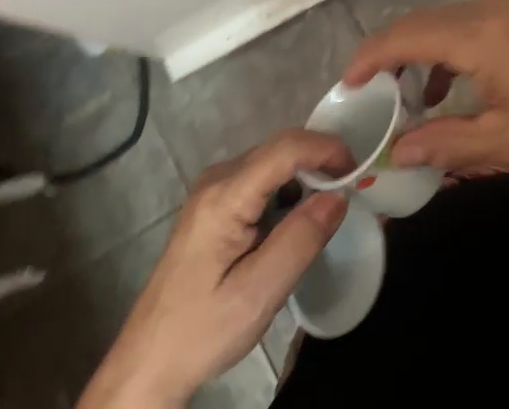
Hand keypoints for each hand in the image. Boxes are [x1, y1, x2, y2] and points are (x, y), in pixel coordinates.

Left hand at [79, 130, 353, 408]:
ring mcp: (211, 193)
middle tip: (354, 189)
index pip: (285, 148)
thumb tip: (339, 195)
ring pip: (271, 162)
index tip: (359, 171)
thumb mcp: (259, 291)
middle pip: (279, 148)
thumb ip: (301, 238)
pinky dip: (288, 189)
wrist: (149, 361)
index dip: (327, 149)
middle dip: (321, 160)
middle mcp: (215, 181)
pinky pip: (259, 180)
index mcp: (224, 197)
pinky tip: (298, 219)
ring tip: (332, 205)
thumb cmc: (203, 329)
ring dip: (305, 174)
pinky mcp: (212, 208)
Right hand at [342, 0, 508, 170]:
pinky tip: (448, 89)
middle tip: (366, 95)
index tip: (345, 84)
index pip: (401, 37)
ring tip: (402, 97)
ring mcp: (502, 10)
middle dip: (386, 55)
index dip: (368, 58)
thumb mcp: (502, 140)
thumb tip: (398, 152)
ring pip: (439, 23)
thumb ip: (445, 143)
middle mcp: (480, 12)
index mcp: (471, 36)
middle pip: (416, 23)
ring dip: (415, 53)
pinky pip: (463, 26)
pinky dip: (443, 51)